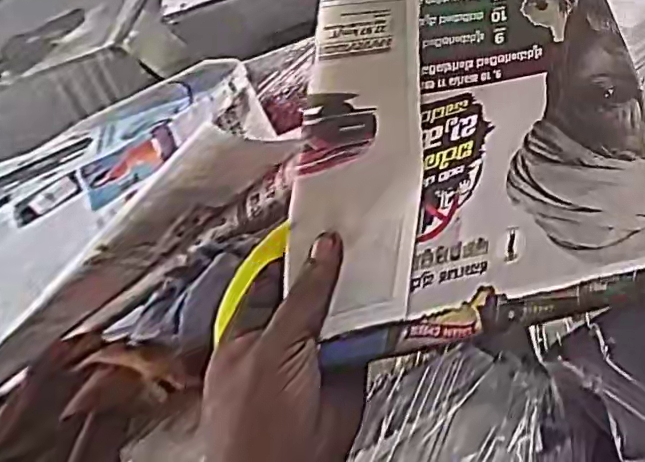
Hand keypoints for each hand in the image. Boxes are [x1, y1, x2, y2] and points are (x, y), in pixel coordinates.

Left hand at [202, 233, 366, 461]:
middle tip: (362, 230)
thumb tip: (324, 246)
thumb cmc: (258, 423)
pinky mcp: (349, 363)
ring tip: (384, 251)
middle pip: (314, 290)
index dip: (296, 250)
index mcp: (250, 334)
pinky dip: (381, 313)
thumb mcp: (275, 347)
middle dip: (337, 265)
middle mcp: (285, 339)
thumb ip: (303, 296)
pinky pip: (367, 330)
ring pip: (344, 307)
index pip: (274, 279)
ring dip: (363, 287)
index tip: (322, 222)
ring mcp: (317, 352)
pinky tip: (395, 291)